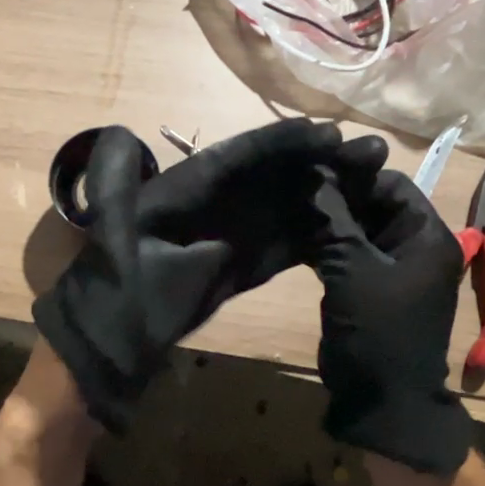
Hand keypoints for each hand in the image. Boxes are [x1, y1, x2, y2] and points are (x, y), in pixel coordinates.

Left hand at [33, 119, 351, 430]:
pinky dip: (315, 235)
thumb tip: (122, 135)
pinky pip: (282, 245)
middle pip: (272, 175)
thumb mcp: (109, 238)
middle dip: (320, 162)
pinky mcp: (237, 268)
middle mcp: (210, 205)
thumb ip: (115, 187)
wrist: (109, 352)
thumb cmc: (110, 297)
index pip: (241, 156)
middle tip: (372, 154)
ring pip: (284, 207)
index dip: (285, 142)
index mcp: (181, 189)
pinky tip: (352, 228)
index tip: (331, 133)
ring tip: (376, 183)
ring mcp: (226, 236)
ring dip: (328, 195)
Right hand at [312, 148, 474, 474]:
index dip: (353, 174)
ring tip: (284, 206)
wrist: (381, 401)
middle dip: (334, 196)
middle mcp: (413, 247)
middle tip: (289, 186)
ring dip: (324, 220)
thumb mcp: (353, 272)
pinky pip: (345, 254)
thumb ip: (331, 222)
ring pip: (355, 229)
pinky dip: (321, 244)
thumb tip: (309, 177)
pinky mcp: (366, 289)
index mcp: (427, 236)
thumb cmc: (378, 332)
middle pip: (372, 205)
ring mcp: (388, 270)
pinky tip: (289, 236)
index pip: (391, 185)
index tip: (309, 168)